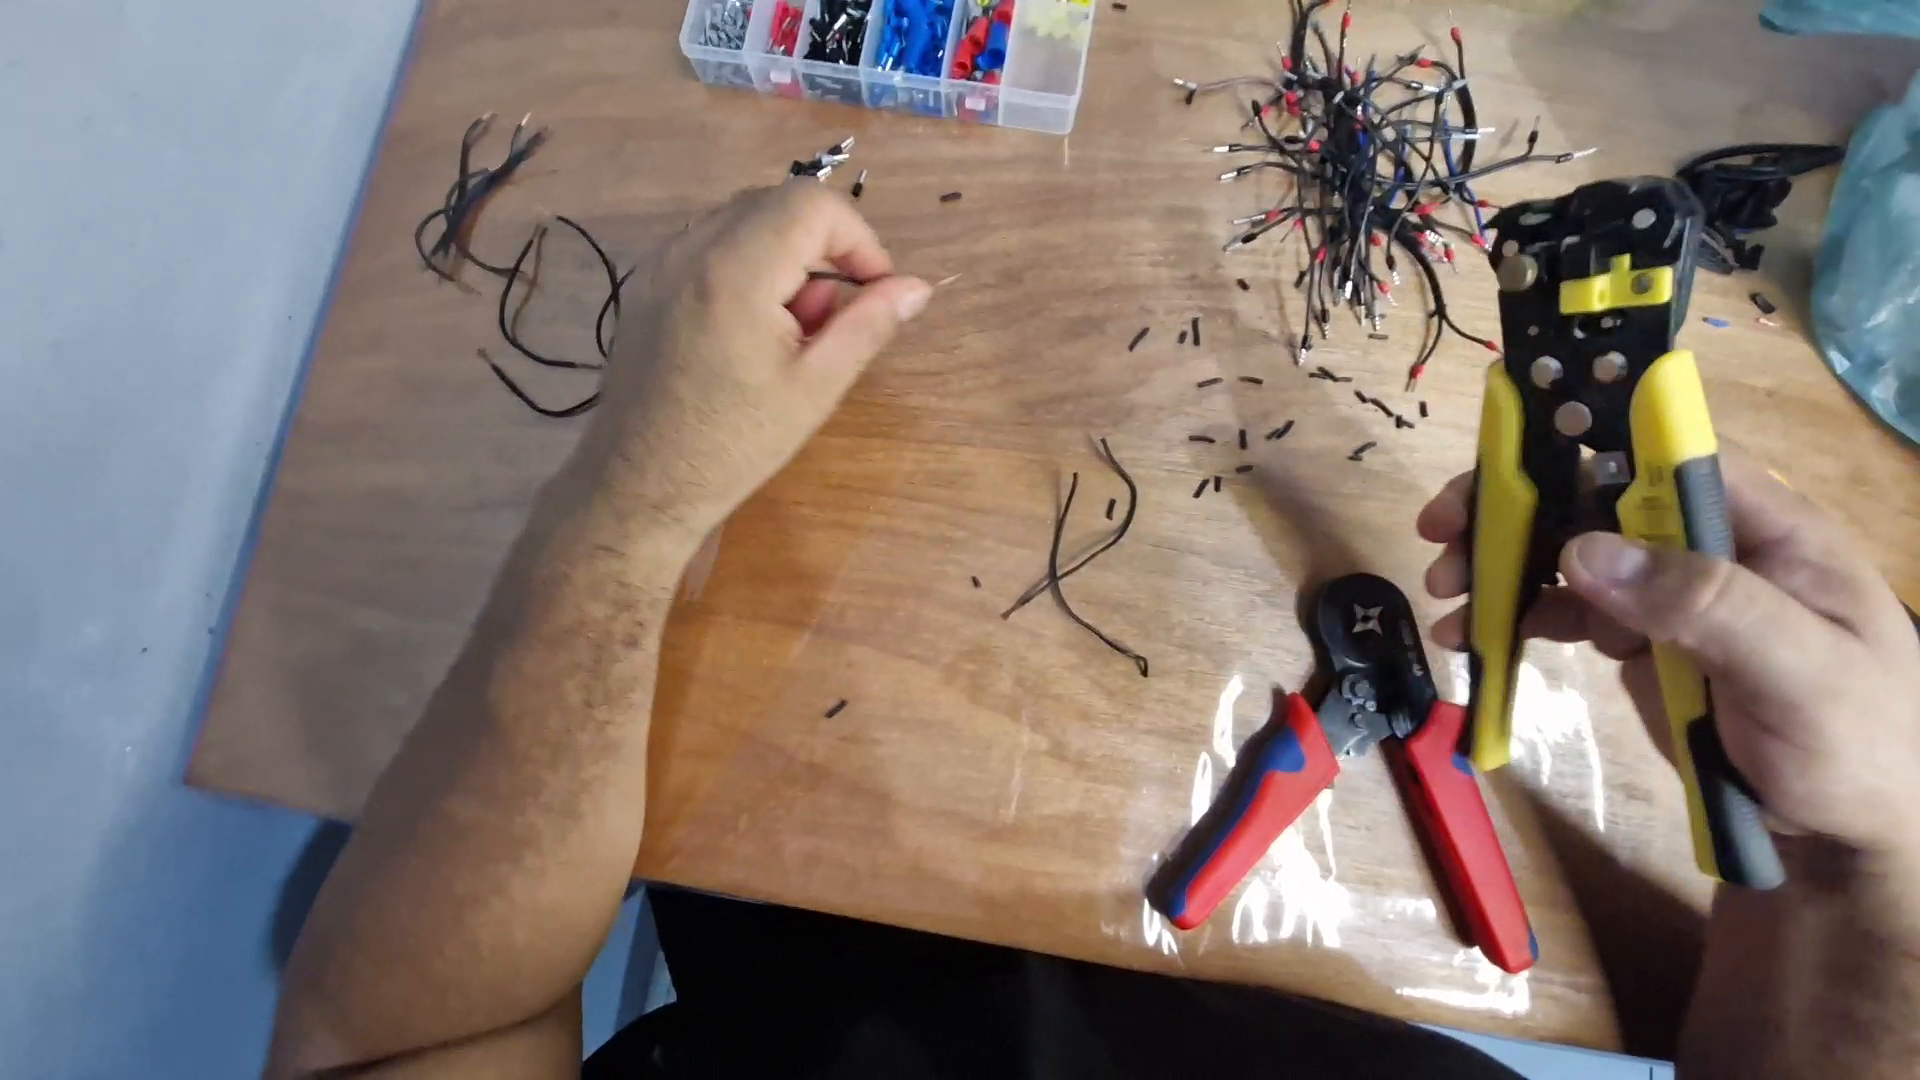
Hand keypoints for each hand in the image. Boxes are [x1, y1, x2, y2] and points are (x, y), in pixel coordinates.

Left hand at [578, 183, 930, 551]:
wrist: (641, 485)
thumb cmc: (736, 446)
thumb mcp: (816, 389)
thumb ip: (868, 326)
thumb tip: (917, 288)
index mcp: (736, 272)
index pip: (813, 203)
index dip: (859, 239)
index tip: (875, 292)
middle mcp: (691, 248)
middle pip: (779, 204)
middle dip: (825, 250)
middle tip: (833, 319)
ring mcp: (662, 261)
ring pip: (746, 221)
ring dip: (789, 259)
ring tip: (793, 332)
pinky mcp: (649, 282)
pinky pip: (713, 246)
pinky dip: (751, 269)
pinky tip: (753, 332)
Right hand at [1418, 458, 1919, 865]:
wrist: (1839, 831)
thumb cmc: (1855, 749)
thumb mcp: (1799, 674)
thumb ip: (1703, 605)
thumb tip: (1580, 551)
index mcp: (1763, 530)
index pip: (1663, 461)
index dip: (1577, 453)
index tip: (1498, 476)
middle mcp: (1703, 545)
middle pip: (1588, 499)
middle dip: (1508, 512)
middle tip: (1440, 533)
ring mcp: (1662, 588)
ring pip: (1561, 550)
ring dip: (1495, 564)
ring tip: (1445, 593)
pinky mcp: (1629, 630)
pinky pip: (1557, 606)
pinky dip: (1508, 614)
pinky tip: (1473, 634)